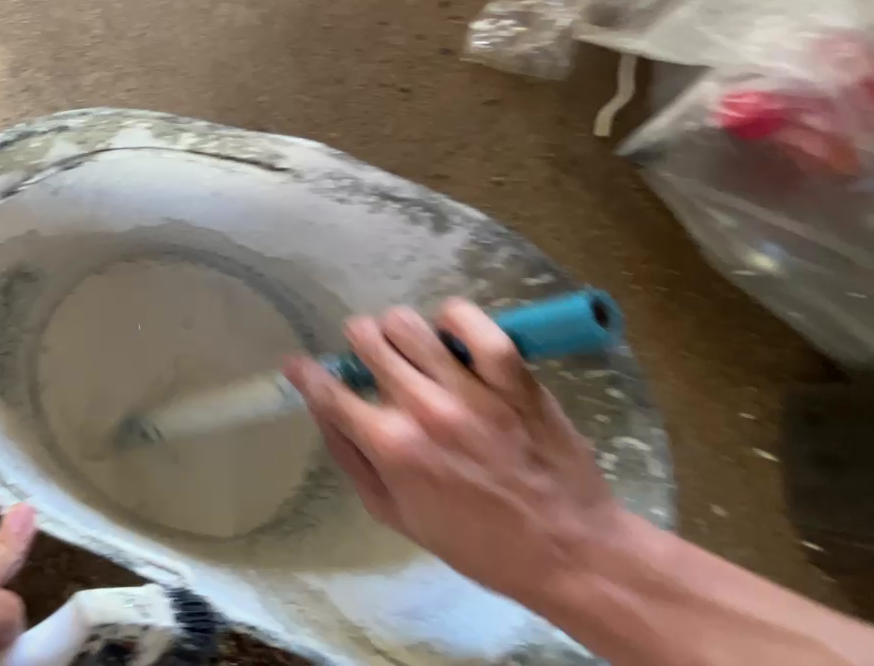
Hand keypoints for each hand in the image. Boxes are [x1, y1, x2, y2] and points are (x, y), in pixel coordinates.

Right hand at [284, 299, 624, 603]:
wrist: (574, 554)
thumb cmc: (477, 542)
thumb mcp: (394, 514)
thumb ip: (350, 458)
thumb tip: (320, 409)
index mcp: (390, 446)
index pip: (326, 388)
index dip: (303, 370)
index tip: (299, 365)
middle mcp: (422, 409)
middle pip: (365, 337)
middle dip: (358, 343)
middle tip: (374, 359)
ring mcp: (470, 391)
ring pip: (407, 323)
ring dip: (400, 332)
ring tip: (415, 350)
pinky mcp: (514, 380)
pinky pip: (474, 324)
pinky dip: (455, 319)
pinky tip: (453, 335)